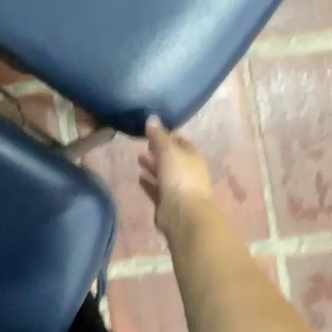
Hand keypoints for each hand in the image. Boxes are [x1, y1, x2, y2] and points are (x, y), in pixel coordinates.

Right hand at [140, 117, 214, 234]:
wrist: (183, 214)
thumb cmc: (179, 177)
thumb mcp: (167, 150)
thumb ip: (158, 135)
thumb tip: (152, 117)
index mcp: (193, 157)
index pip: (180, 141)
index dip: (167, 135)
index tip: (152, 131)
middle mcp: (188, 171)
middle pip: (172, 158)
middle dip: (158, 151)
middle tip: (143, 145)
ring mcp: (180, 188)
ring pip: (164, 173)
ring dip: (153, 166)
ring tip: (138, 159)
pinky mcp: (169, 203)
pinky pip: (157, 189)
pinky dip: (149, 183)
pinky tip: (139, 178)